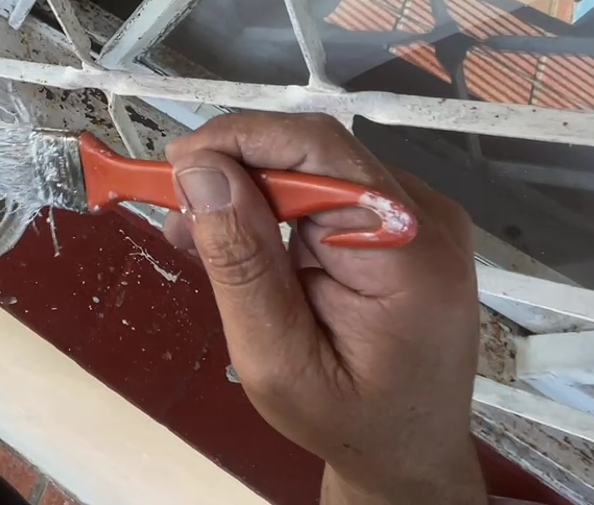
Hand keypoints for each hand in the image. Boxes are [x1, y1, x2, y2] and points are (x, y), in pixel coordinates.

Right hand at [162, 113, 483, 504]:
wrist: (405, 453)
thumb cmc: (346, 419)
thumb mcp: (275, 357)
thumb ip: (240, 262)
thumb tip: (200, 170)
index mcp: (407, 253)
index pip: (316, 148)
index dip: (237, 139)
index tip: (174, 167)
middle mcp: (420, 216)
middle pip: (307, 148)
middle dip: (229, 164)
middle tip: (173, 200)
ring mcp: (410, 213)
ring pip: (302, 161)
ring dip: (238, 185)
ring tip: (193, 228)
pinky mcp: (389, 218)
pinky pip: (312, 181)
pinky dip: (260, 199)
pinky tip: (229, 233)